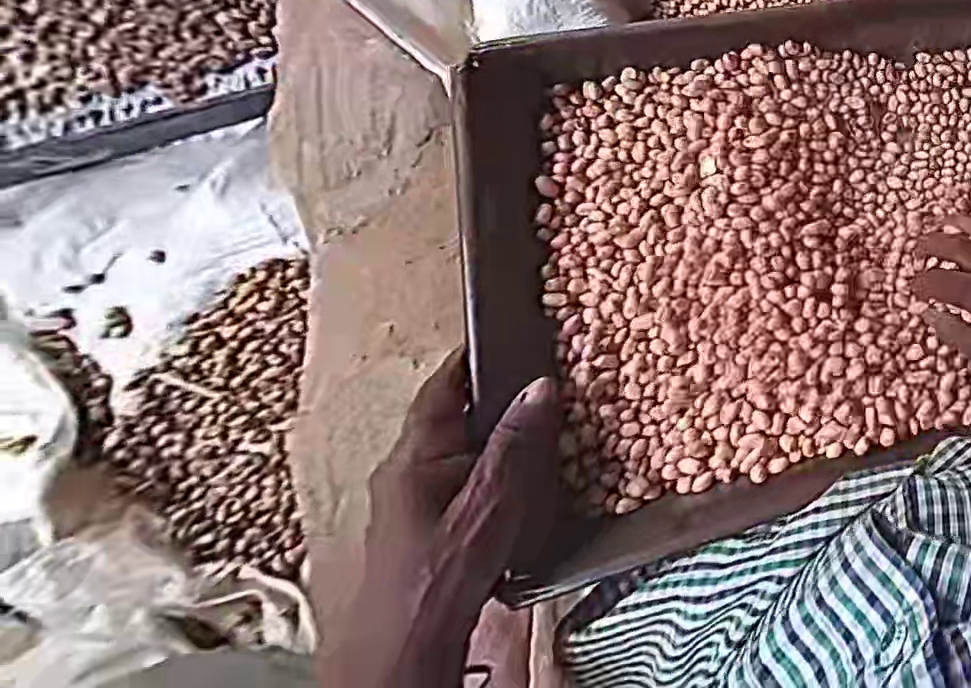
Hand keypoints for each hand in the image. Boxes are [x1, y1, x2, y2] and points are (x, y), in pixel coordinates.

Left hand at [320, 350, 557, 687]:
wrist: (403, 656)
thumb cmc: (442, 577)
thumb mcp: (488, 505)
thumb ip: (515, 444)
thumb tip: (542, 383)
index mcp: (415, 458)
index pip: (443, 388)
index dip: (474, 356)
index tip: (510, 330)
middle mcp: (410, 470)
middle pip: (458, 412)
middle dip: (501, 390)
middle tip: (550, 367)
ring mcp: (419, 496)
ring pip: (468, 442)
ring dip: (505, 425)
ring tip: (553, 410)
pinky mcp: (434, 519)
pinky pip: (473, 469)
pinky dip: (503, 455)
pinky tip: (534, 464)